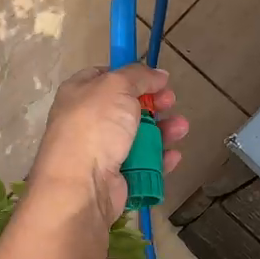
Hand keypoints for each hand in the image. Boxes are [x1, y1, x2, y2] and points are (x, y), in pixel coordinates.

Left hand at [28, 65, 189, 223]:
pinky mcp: (116, 177)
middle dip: (154, 103)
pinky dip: (160, 159)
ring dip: (163, 130)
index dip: (131, 75)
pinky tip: (173, 155)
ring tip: (181, 128)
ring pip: (139, 136)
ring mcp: (101, 151)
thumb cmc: (95, 126)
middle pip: (127, 107)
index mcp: (79, 93)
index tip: (155, 78)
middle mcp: (87, 121)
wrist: (81, 185)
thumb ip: (139, 75)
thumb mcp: (116, 86)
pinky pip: (143, 164)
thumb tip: (159, 74)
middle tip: (170, 102)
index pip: (104, 77)